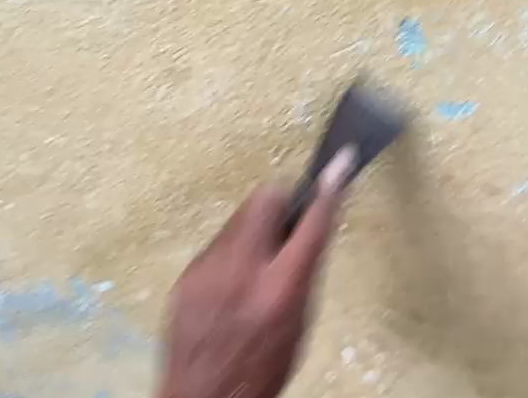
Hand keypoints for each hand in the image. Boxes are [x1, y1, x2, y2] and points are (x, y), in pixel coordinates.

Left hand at [157, 149, 355, 397]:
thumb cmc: (263, 366)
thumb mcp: (300, 321)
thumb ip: (305, 268)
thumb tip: (311, 223)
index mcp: (281, 290)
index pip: (312, 223)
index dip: (330, 189)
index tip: (341, 161)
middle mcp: (243, 272)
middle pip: (266, 198)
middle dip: (281, 200)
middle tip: (287, 222)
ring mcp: (209, 269)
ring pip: (240, 218)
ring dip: (256, 229)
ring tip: (257, 263)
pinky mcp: (187, 274)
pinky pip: (219, 243)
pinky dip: (232, 252)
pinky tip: (231, 282)